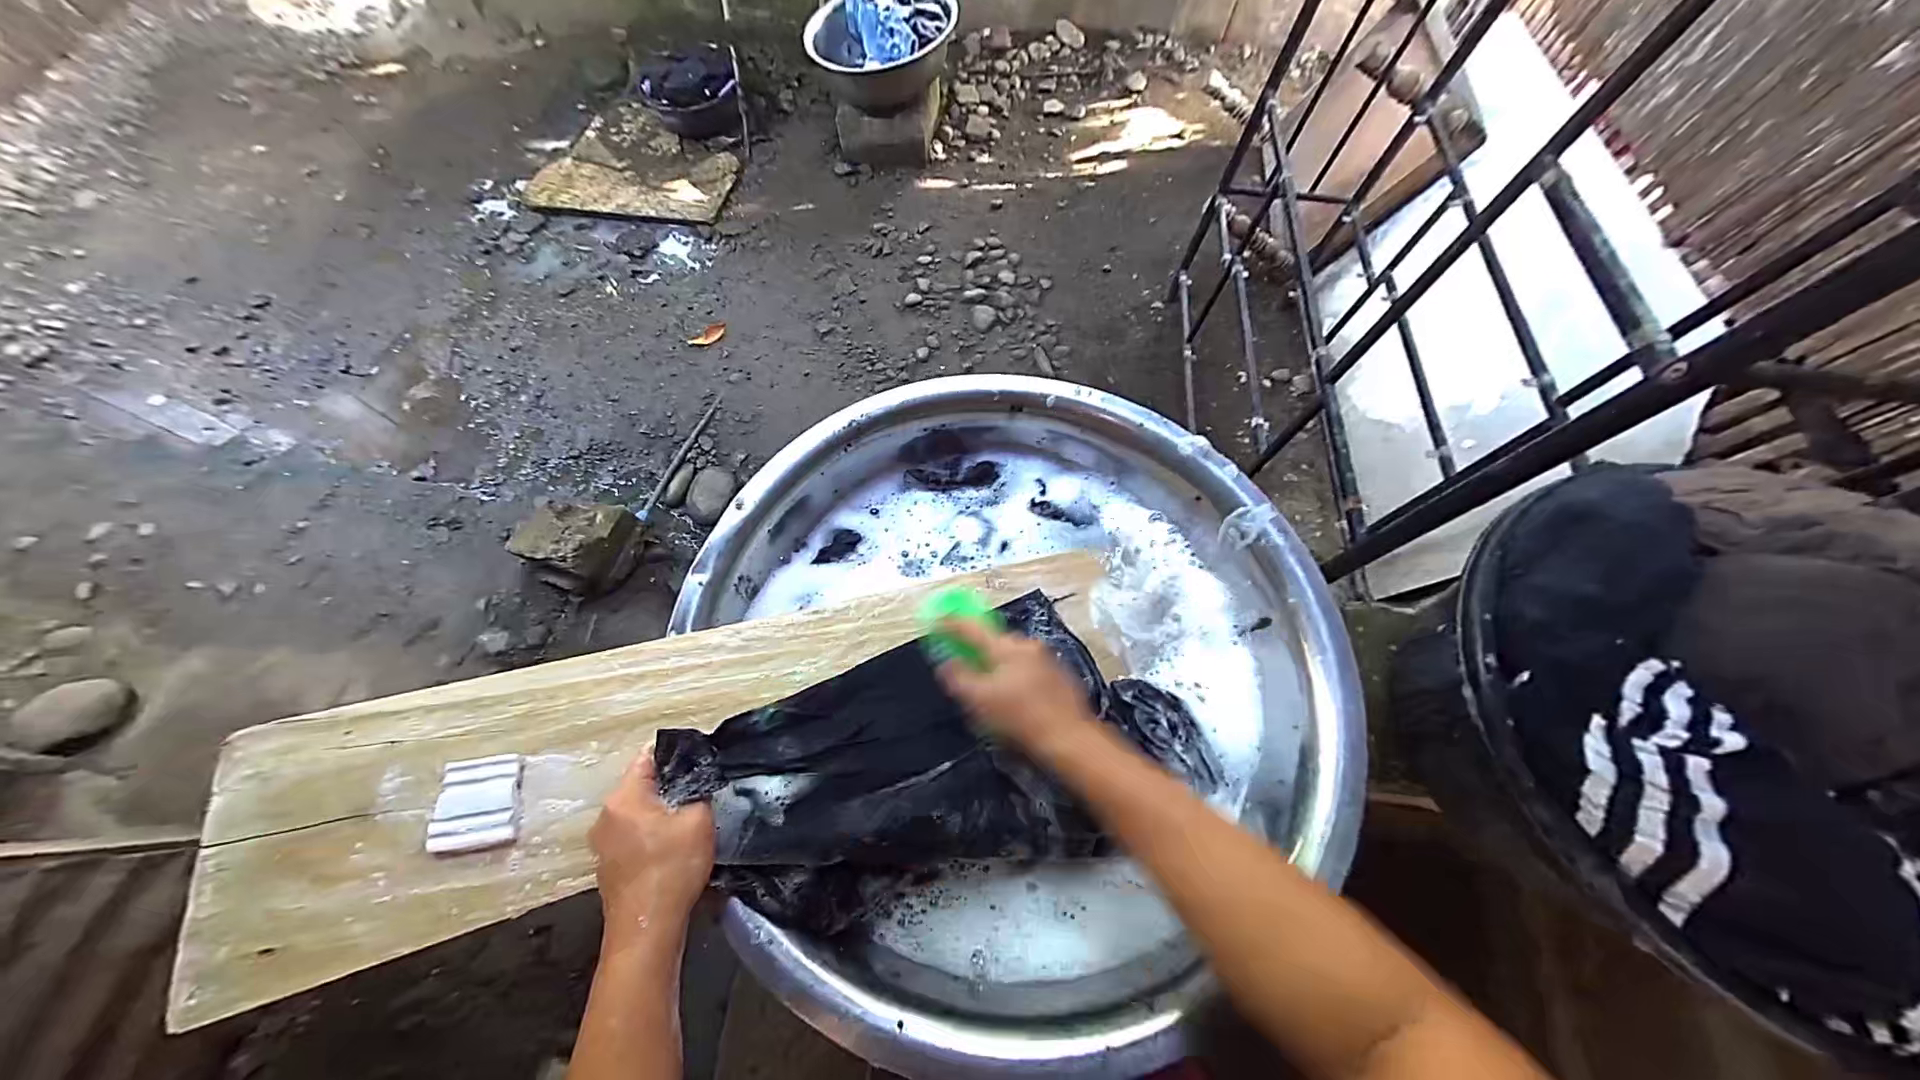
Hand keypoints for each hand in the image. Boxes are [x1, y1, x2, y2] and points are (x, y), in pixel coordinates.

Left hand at [589, 752, 714, 944]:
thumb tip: (697, 779)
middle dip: (672, 784)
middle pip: (643, 784)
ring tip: (693, 816)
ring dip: (664, 810)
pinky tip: (676, 844)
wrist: (647, 931)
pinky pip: (635, 833)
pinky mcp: (610, 864)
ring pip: (640, 811)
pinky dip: (654, 832)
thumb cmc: (672, 868)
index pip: (649, 757)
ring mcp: (603, 843)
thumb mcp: (699, 820)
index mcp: (623, 798)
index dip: (678, 754)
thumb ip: (698, 790)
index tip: (702, 760)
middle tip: (703, 788)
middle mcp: (606, 816)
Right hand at [934, 616, 1101, 755]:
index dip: (950, 622)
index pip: (971, 627)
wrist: (1071, 740)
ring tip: (992, 697)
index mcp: (1006, 647)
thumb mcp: (979, 701)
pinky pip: (1029, 671)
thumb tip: (946, 663)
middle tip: (965, 670)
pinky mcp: (1061, 677)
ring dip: (998, 669)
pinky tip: (1017, 704)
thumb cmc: (1021, 720)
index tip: (937, 618)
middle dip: (977, 653)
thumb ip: (958, 678)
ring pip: (1012, 658)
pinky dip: (1017, 680)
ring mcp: (1048, 660)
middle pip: (993, 643)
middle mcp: (1028, 646)